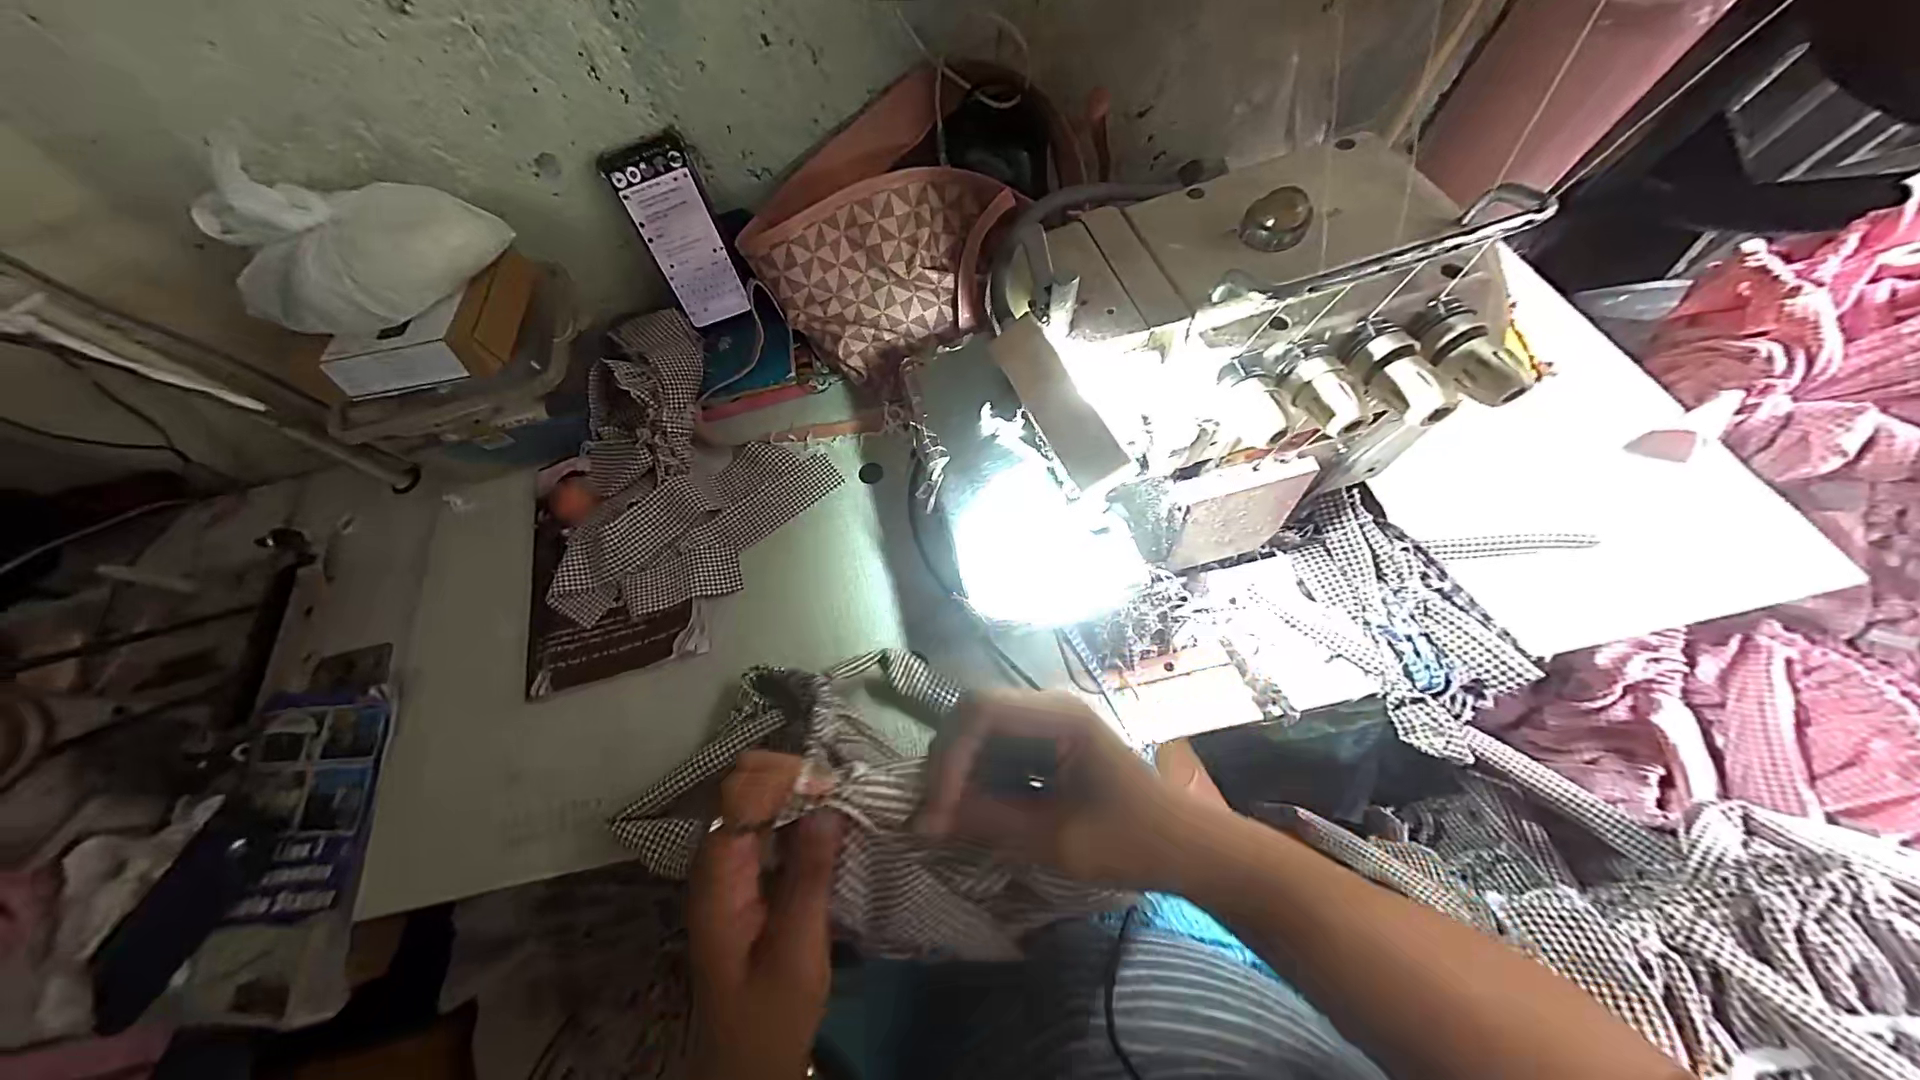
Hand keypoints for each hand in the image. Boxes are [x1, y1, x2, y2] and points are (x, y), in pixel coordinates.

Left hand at [687, 750, 843, 1079]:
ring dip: (797, 791)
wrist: (748, 1062)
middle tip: (839, 790)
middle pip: (744, 789)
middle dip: (791, 778)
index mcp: (717, 879)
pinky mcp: (747, 877)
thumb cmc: (771, 1013)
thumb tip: (828, 806)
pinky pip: (768, 826)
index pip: (739, 797)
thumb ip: (810, 875)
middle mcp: (716, 863)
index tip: (830, 787)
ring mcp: (729, 868)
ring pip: (756, 802)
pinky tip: (827, 819)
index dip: (782, 780)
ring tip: (839, 796)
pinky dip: (797, 813)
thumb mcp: (798, 949)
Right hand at [915, 690, 1229, 889]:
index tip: (937, 809)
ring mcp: (1048, 722)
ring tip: (951, 818)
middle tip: (937, 816)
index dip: (949, 755)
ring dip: (960, 771)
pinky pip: (997, 749)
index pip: (980, 710)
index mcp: (1059, 715)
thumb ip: (987, 822)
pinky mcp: (1046, 743)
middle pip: (974, 714)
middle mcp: (1049, 706)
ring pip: (980, 731)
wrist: (1186, 847)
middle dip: (948, 762)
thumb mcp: (1055, 839)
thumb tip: (922, 823)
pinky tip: (977, 810)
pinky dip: (979, 777)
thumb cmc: (1132, 841)